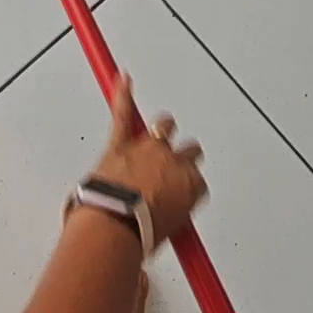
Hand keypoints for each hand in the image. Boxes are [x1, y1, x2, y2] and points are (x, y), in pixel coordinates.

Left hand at [88, 73, 208, 249]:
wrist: (114, 224)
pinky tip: (122, 76)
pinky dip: (122, 92)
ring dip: (162, 127)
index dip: (187, 185)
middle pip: (189, 149)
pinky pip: (122, 111)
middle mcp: (173, 160)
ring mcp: (147, 147)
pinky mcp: (120, 141)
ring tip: (160, 128)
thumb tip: (162, 229)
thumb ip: (170, 222)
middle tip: (172, 163)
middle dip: (182, 155)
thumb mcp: (167, 236)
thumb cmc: (140, 234)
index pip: (198, 180)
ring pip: (163, 125)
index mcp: (192, 185)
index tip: (180, 192)